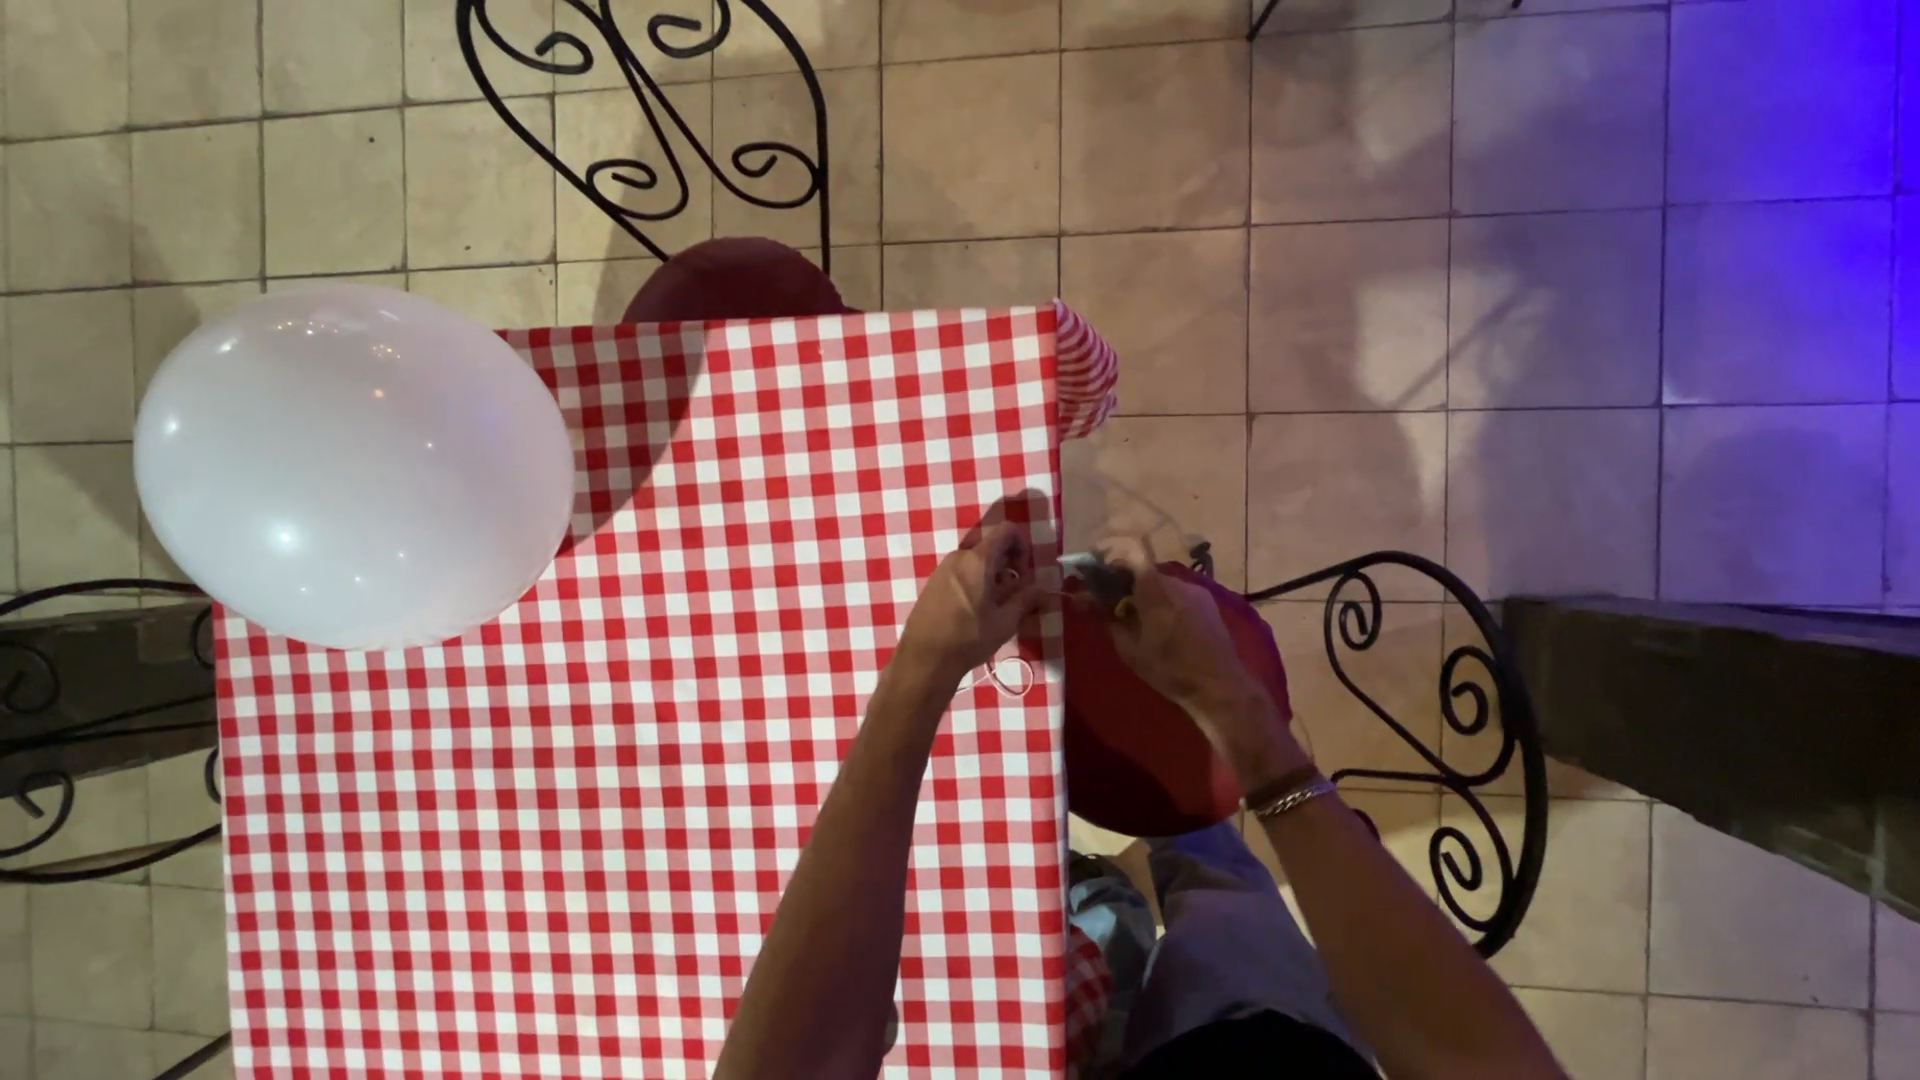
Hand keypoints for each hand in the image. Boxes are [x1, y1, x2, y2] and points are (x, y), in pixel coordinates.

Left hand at [898, 523, 1044, 681]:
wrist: (924, 658)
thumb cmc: (969, 638)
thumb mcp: (1004, 621)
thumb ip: (1026, 600)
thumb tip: (1044, 590)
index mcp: (978, 560)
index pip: (1007, 531)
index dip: (1022, 546)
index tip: (1023, 575)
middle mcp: (958, 557)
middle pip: (991, 547)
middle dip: (1007, 566)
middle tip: (1012, 595)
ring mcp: (942, 569)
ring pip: (975, 561)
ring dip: (990, 575)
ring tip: (993, 606)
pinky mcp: (932, 583)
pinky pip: (960, 572)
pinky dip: (973, 581)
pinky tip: (972, 610)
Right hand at [1095, 537, 1305, 783]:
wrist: (1220, 688)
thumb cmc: (1169, 670)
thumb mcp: (1129, 648)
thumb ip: (1106, 618)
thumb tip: (1081, 598)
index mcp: (1155, 588)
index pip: (1131, 549)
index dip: (1109, 552)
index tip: (1093, 568)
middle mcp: (1176, 581)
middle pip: (1142, 568)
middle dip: (1121, 581)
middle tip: (1107, 604)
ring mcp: (1195, 591)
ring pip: (1158, 582)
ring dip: (1142, 593)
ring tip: (1134, 621)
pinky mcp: (1207, 603)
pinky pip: (1175, 594)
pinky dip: (1160, 602)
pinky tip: (1159, 627)